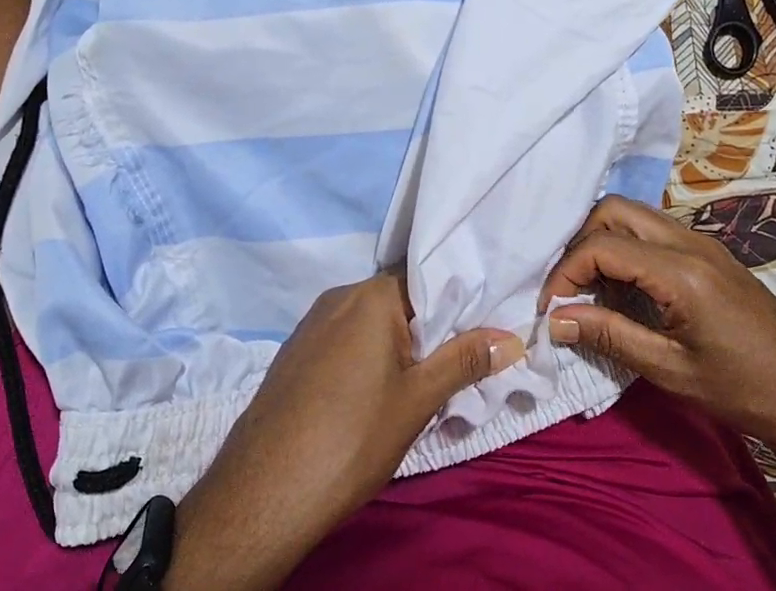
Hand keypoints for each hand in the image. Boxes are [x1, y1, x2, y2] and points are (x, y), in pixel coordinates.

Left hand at [176, 272, 523, 574]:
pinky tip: (377, 399)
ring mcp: (309, 328)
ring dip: (399, 351)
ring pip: (370, 328)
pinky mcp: (293, 358)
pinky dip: (368, 363)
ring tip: (425, 387)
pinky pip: (344, 346)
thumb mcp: (418, 400)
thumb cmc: (351, 438)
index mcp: (369, 295)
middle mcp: (337, 299)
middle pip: (399, 305)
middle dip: (430, 332)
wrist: (263, 495)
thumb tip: (512, 337)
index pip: (427, 280)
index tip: (485, 328)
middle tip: (462, 365)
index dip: (459, 305)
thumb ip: (465, 361)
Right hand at [538, 195, 775, 449]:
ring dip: (605, 243)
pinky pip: (657, 234)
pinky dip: (629, 250)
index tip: (551, 310)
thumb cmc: (745, 391)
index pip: (601, 245)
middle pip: (616, 211)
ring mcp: (705, 244)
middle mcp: (691, 242)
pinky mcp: (712, 256)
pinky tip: (624, 291)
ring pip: (636, 217)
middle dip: (581, 243)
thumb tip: (556, 320)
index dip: (565, 273)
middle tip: (569, 291)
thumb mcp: (671, 371)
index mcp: (681, 271)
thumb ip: (610, 337)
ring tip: (590, 292)